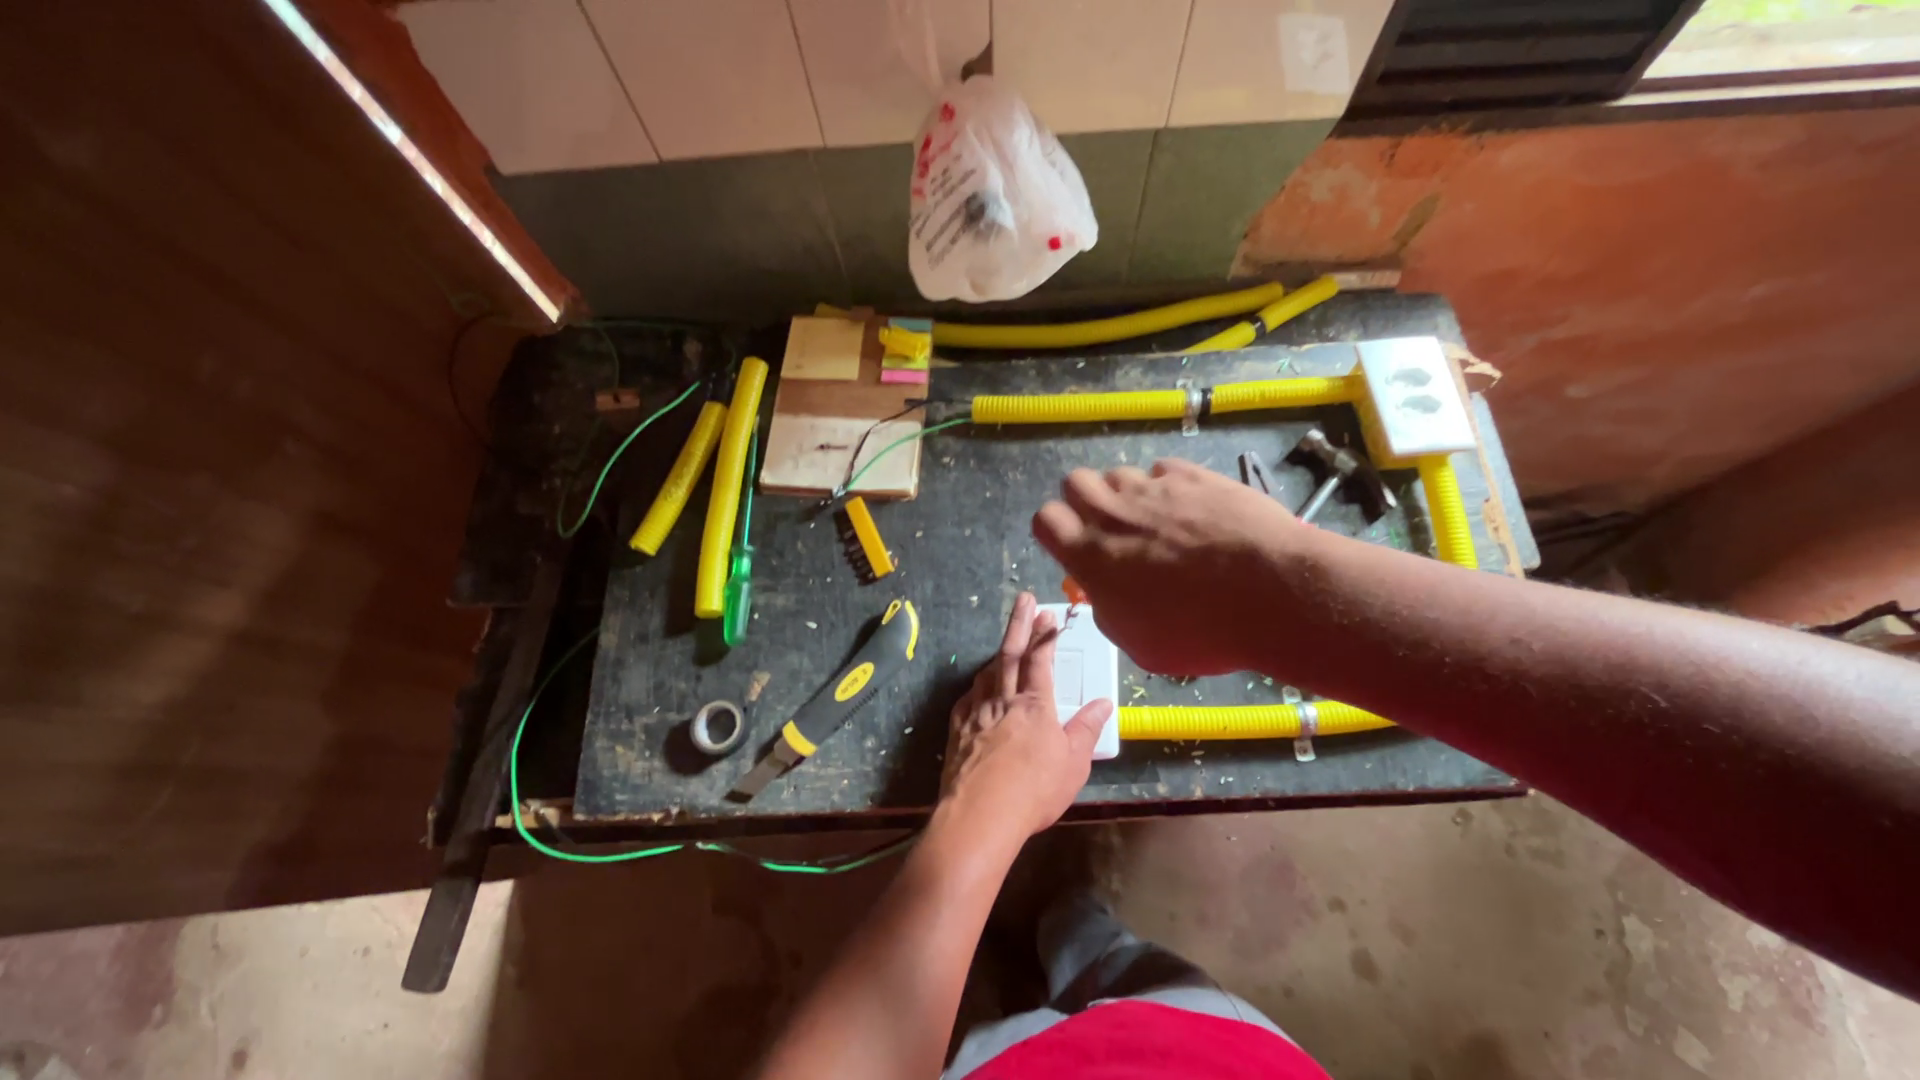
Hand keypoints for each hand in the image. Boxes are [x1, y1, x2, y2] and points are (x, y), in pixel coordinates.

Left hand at [941, 592, 1112, 841]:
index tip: (1048, 613)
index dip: (1045, 634)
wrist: (979, 815)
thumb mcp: (1073, 763)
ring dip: (998, 653)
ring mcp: (975, 713)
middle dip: (1019, 624)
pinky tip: (978, 688)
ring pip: (987, 672)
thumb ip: (1086, 729)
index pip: (1041, 659)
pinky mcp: (957, 730)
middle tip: (1024, 599)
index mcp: (1035, 705)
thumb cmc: (1035, 790)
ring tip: (1006, 643)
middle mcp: (1003, 700)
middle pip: (1010, 653)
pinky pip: (968, 697)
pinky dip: (977, 685)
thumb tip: (1104, 703)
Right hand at [1032, 459, 1307, 675]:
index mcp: (1090, 555)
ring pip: (1121, 474)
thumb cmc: (1200, 632)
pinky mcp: (1194, 475)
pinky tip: (1191, 510)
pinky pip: (1165, 470)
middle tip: (1111, 530)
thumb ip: (1110, 610)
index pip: (1045, 519)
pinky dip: (1169, 487)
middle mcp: (1114, 513)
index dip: (1055, 531)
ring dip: (1128, 494)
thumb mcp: (1138, 644)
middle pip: (1075, 482)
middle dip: (1085, 502)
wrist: (1272, 592)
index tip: (1073, 547)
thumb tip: (1106, 591)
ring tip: (1156, 521)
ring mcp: (1155, 489)